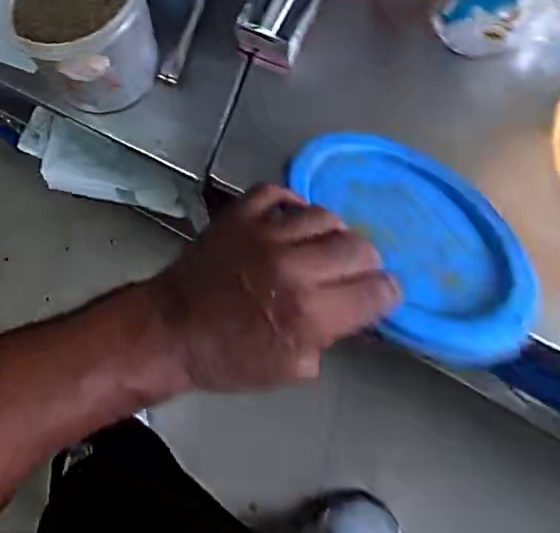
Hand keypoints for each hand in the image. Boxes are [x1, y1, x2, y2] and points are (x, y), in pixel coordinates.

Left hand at [145, 185, 399, 391]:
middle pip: (357, 247)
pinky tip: (294, 217)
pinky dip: (291, 201)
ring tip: (326, 243)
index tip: (382, 292)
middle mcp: (292, 267)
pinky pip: (275, 192)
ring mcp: (262, 234)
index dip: (386, 293)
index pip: (375, 291)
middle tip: (355, 270)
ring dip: (333, 231)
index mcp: (310, 312)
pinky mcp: (237, 215)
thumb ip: (330, 334)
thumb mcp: (294, 367)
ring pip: (323, 215)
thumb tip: (353, 309)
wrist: (174, 326)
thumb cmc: (231, 357)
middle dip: (366, 262)